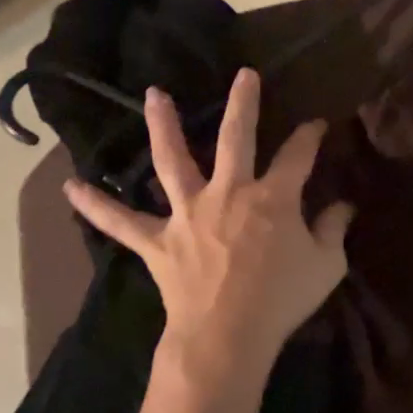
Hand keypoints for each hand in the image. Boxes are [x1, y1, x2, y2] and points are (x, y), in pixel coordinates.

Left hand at [63, 68, 352, 393]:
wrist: (228, 335)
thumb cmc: (284, 298)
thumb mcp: (328, 265)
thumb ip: (333, 230)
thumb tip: (343, 206)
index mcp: (274, 198)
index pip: (298, 156)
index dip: (310, 136)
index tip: (317, 123)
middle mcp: (229, 193)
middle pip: (236, 139)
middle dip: (243, 105)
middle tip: (244, 76)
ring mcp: (188, 214)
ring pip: (172, 162)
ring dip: (163, 127)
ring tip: (154, 97)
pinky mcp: (158, 241)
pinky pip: (121, 222)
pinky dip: (95, 206)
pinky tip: (70, 189)